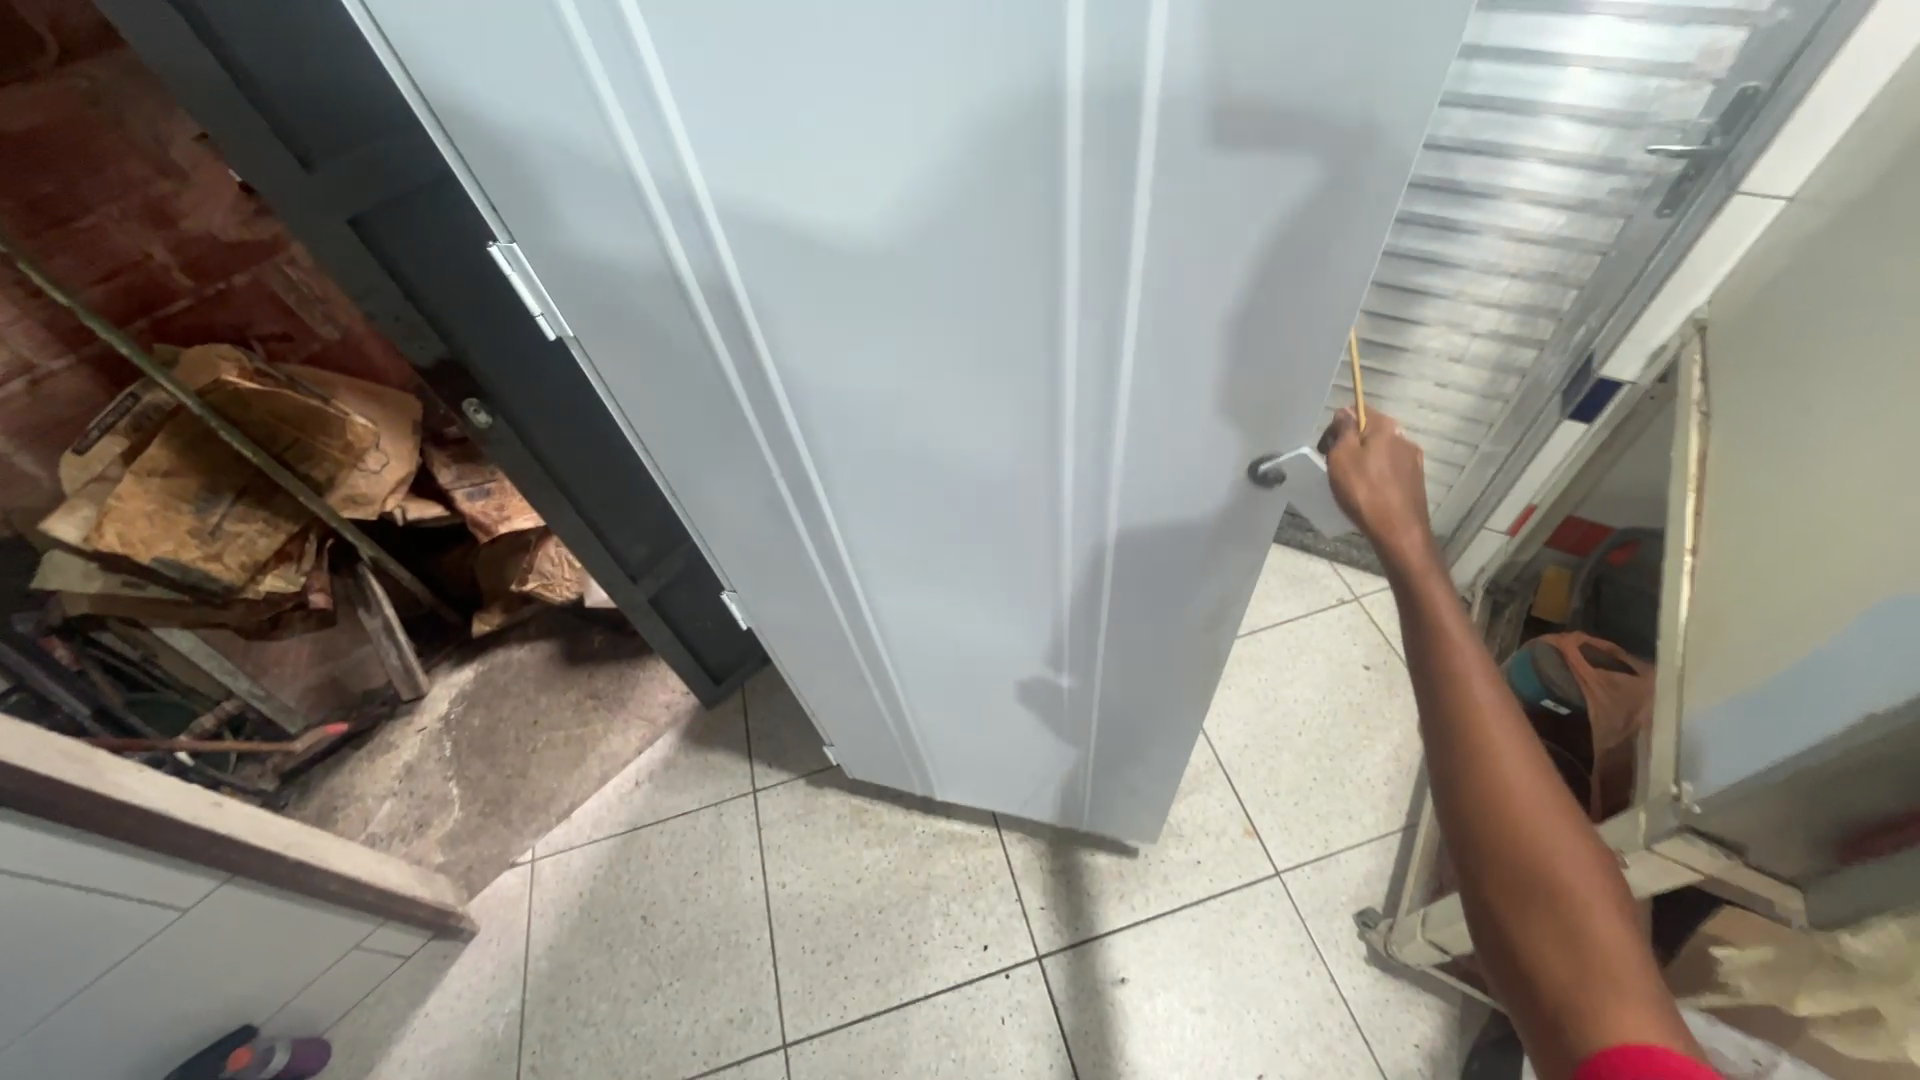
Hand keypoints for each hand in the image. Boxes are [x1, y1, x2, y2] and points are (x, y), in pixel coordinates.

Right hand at [1320, 408, 1434, 567]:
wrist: (1398, 529)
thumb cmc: (1363, 490)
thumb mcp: (1342, 456)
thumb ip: (1343, 429)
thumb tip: (1345, 413)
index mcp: (1385, 427)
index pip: (1357, 410)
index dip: (1337, 426)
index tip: (1326, 448)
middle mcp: (1403, 437)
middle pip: (1369, 431)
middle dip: (1350, 444)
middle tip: (1334, 467)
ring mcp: (1412, 459)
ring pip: (1380, 450)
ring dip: (1363, 460)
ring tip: (1351, 482)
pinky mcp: (1415, 479)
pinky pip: (1389, 468)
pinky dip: (1376, 474)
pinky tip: (1368, 492)